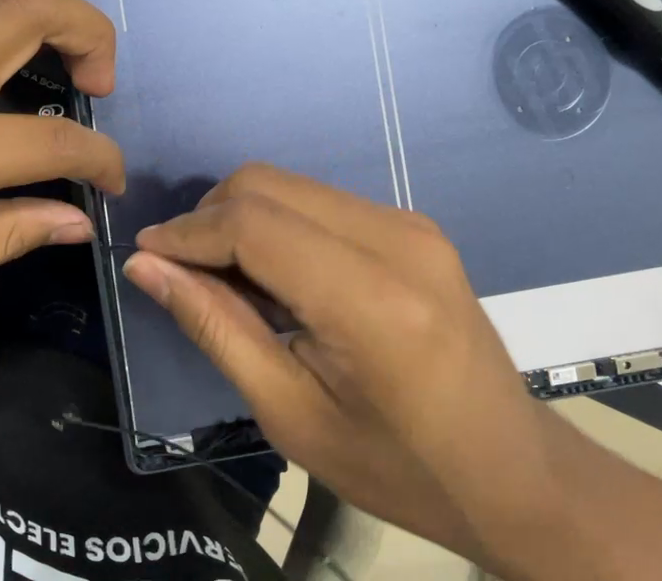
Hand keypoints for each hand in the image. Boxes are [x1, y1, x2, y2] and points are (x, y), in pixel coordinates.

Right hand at [121, 165, 562, 561]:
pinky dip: (275, 224)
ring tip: (228, 284)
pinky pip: (317, 201)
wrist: (516, 475)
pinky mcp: (413, 227)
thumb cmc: (397, 466)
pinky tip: (275, 279)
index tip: (144, 256)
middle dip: (207, 219)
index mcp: (371, 300)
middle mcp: (397, 240)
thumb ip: (214, 326)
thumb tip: (145, 264)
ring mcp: (411, 226)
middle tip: (183, 274)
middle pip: (265, 185)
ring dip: (239, 219)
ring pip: (288, 185)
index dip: (186, 233)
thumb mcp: (290, 413)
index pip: (251, 225)